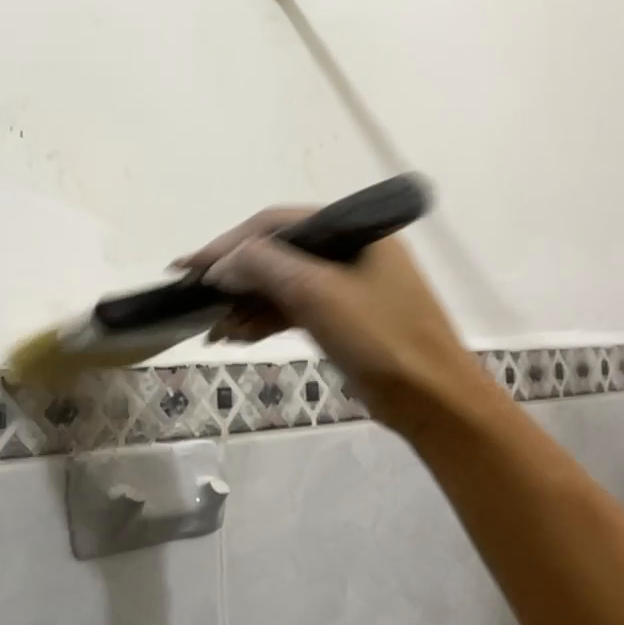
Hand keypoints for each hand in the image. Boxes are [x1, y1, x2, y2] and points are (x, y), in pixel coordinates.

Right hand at [175, 209, 494, 436]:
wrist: (434, 400)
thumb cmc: (381, 337)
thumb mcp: (316, 292)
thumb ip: (262, 265)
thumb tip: (221, 264)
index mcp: (352, 231)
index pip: (274, 224)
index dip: (228, 243)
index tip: (190, 266)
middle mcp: (349, 251)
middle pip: (275, 253)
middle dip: (232, 276)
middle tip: (192, 294)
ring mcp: (347, 286)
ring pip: (280, 284)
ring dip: (243, 303)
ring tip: (211, 326)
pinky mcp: (343, 318)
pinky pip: (291, 309)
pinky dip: (262, 320)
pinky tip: (236, 335)